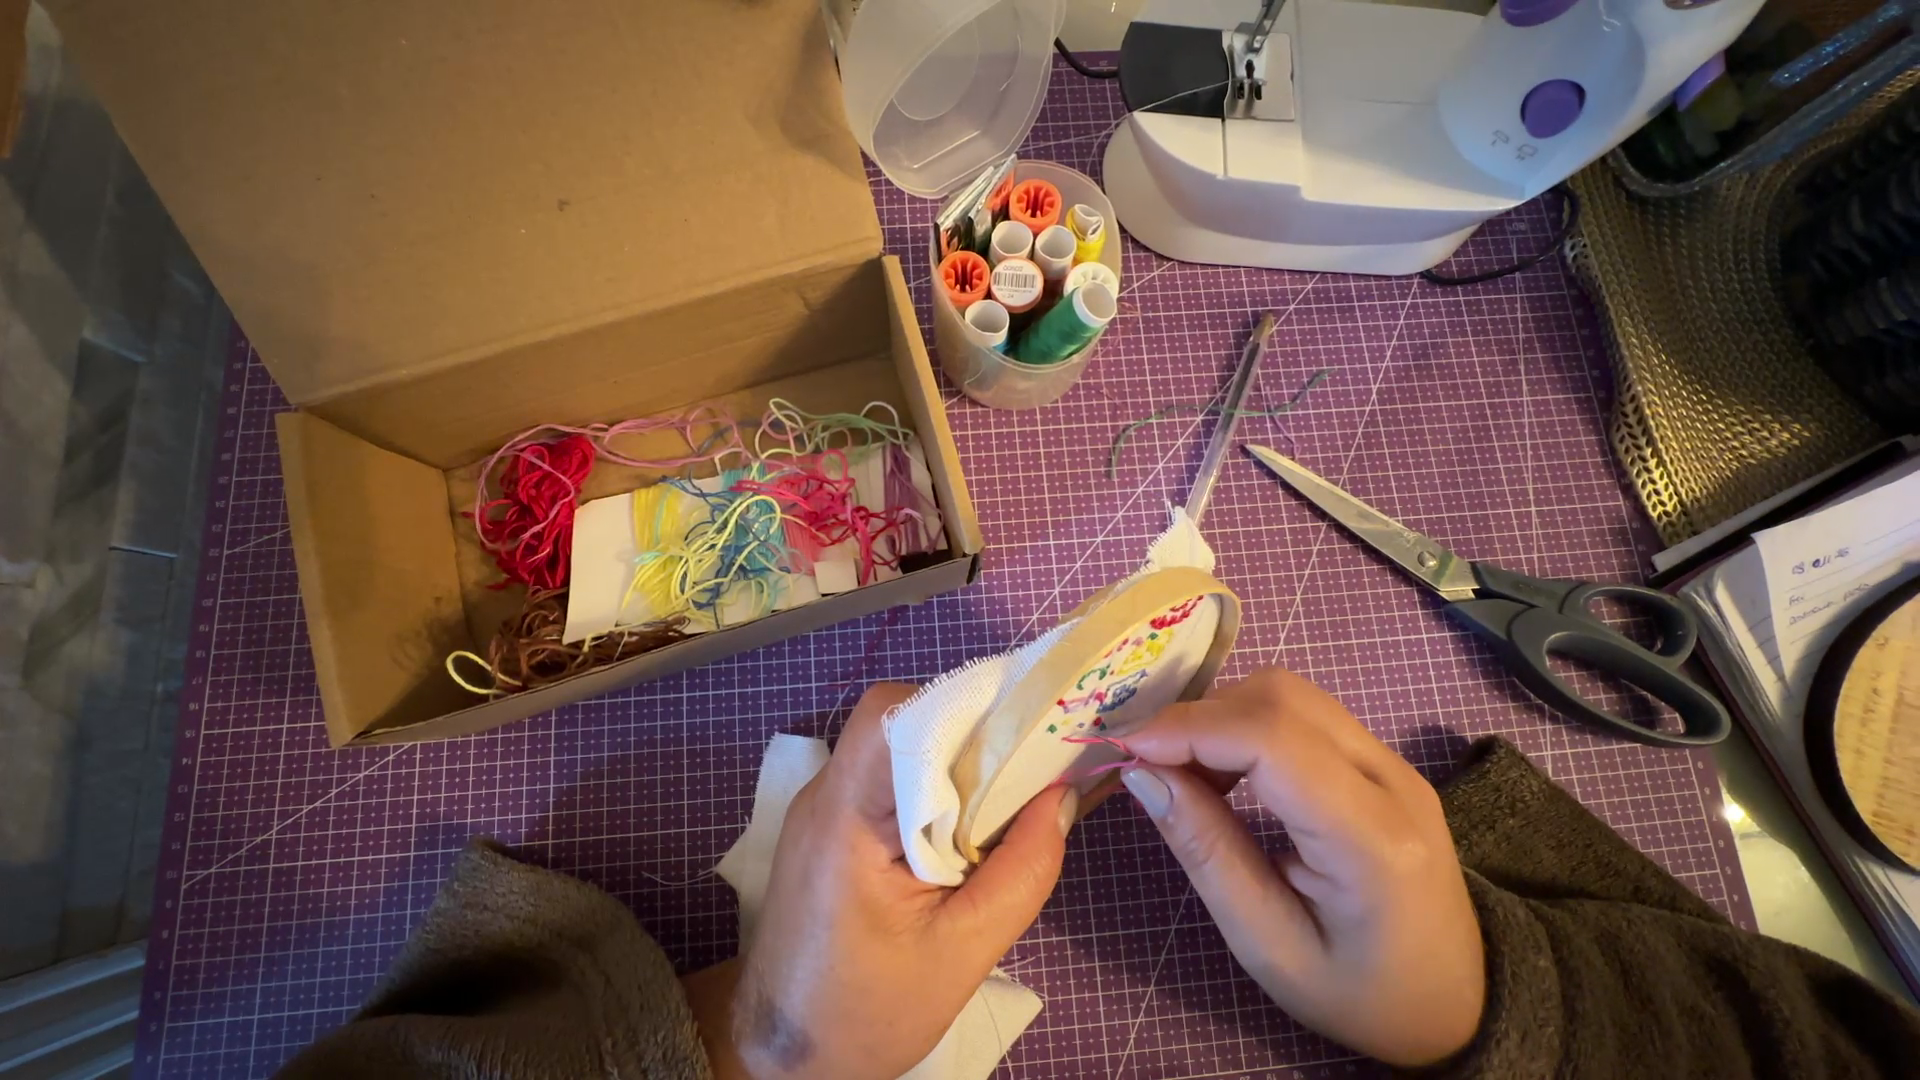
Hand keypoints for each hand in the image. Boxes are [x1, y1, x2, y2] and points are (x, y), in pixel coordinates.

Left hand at [696, 682, 1075, 1079]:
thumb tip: (1062, 795)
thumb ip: (1021, 871)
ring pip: (897, 748)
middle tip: (1023, 769)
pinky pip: (889, 780)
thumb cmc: (869, 1011)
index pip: (889, 715)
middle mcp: (827, 793)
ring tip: (1002, 800)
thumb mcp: (962, 952)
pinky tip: (964, 827)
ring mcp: (824, 806)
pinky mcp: (832, 825)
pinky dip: (932, 788)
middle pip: (898, 722)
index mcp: (846, 815)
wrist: (788, 1057)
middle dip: (967, 734)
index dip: (955, 706)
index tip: (1015, 732)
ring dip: (953, 762)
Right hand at [1118, 668, 1484, 1065]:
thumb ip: (1206, 852)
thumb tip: (1140, 773)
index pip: (1272, 740)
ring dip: (1220, 716)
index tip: (1126, 749)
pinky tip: (1224, 769)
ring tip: (1186, 771)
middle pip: (1279, 699)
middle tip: (1150, 765)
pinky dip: (1244, 722)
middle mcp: (1392, 777)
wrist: (1459, 1001)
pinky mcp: (1379, 756)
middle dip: (1198, 718)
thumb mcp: (1268, 946)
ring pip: (1287, 693)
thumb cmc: (1358, 991)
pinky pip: (1298, 711)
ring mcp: (1391, 759)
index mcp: (1373, 838)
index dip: (1190, 728)